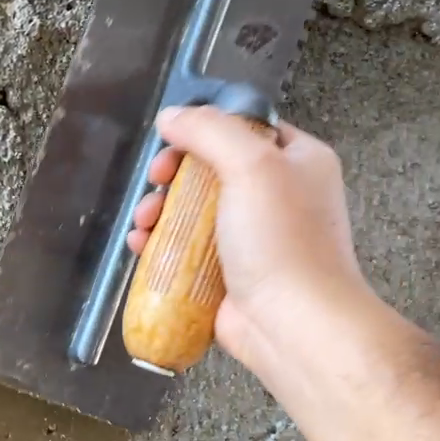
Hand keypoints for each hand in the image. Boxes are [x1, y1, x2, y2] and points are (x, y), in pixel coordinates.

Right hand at [123, 106, 370, 376]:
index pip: (246, 129)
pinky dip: (159, 245)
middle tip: (155, 183)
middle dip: (173, 176)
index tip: (173, 143)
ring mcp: (251, 238)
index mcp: (299, 161)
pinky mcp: (226, 272)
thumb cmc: (282, 242)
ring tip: (142, 223)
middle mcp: (278, 196)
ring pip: (192, 211)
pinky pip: (185, 249)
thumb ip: (210, 132)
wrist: (292, 324)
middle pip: (210, 170)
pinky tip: (140, 247)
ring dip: (158, 211)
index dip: (205, 131)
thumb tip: (170, 116)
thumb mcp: (251, 167)